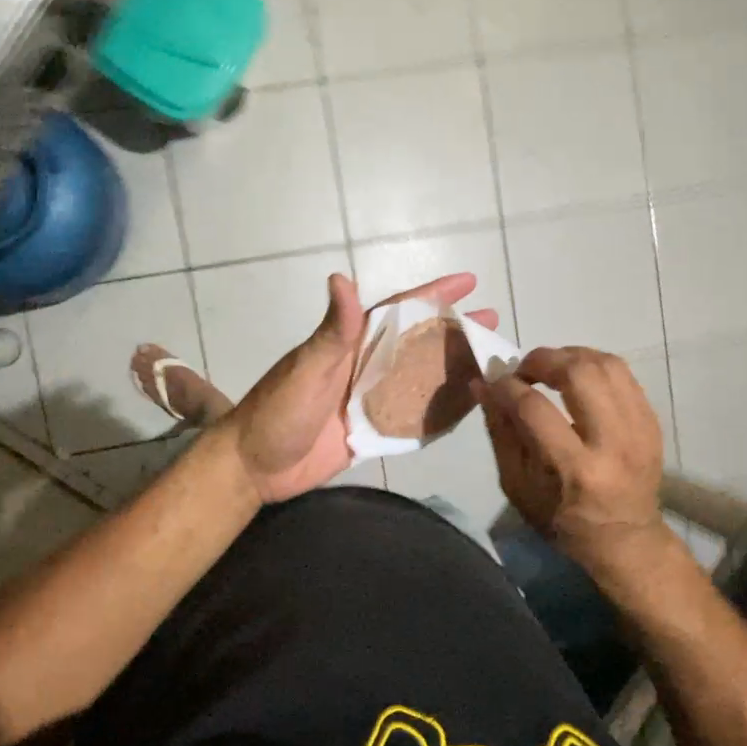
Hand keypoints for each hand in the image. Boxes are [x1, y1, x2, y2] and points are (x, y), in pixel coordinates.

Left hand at [220, 272, 498, 503]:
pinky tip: (464, 407)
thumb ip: (333, 331)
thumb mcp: (307, 368)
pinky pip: (411, 419)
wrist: (253, 467)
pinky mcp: (369, 432)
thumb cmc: (277, 412)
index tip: (468, 282)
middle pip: (417, 344)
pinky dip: (437, 412)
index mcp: (350, 346)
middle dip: (454, 332)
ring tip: (491, 363)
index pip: (398, 312)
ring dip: (451, 370)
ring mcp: (368, 401)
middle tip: (493, 324)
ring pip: (419, 380)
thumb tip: (341, 277)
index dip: (432, 295)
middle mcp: (364, 368)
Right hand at [476, 346, 666, 563]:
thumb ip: (501, 433)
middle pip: (580, 374)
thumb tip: (484, 386)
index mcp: (575, 469)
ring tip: (551, 368)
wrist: (625, 538)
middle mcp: (613, 443)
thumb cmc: (562, 520)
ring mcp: (639, 430)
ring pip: (607, 365)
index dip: (508, 387)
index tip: (494, 383)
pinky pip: (624, 376)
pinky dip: (594, 367)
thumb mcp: (518, 486)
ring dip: (571, 356)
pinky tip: (577, 378)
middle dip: (543, 360)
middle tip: (524, 370)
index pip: (535, 409)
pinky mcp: (652, 422)